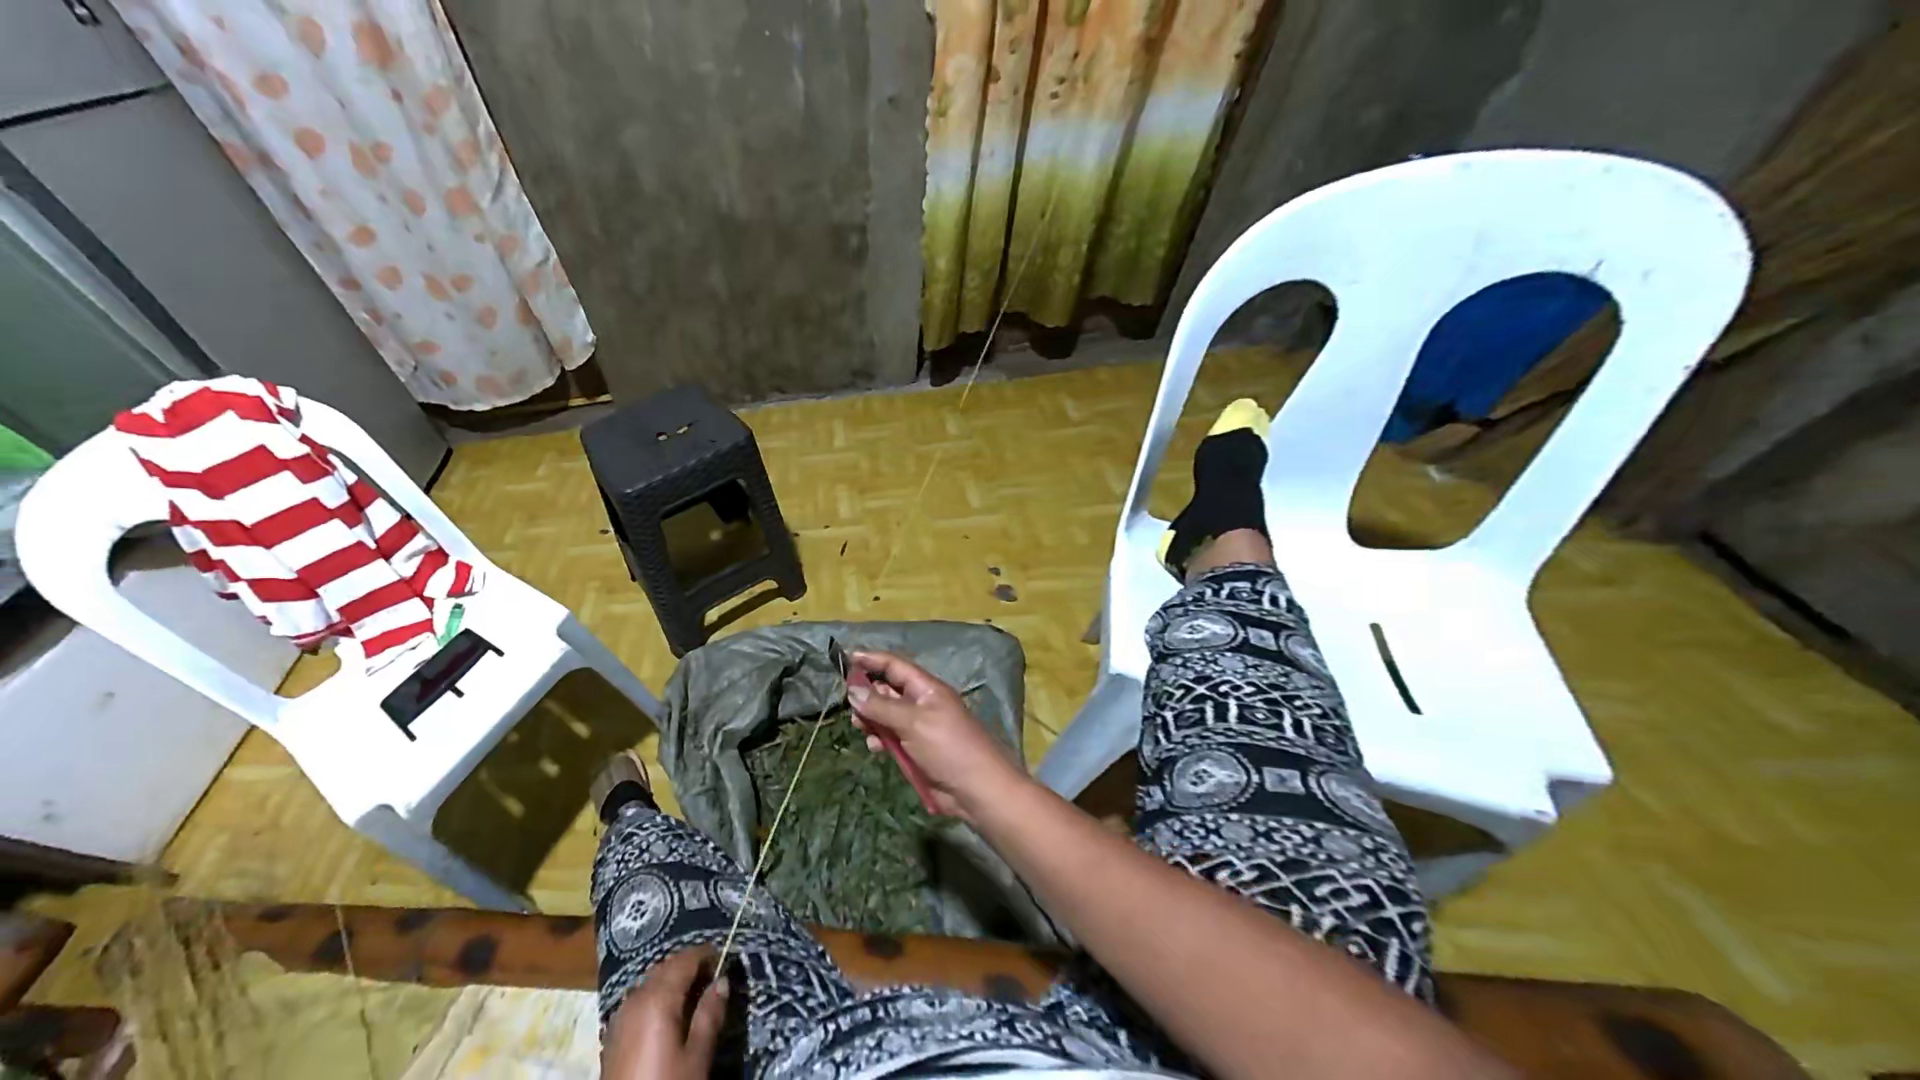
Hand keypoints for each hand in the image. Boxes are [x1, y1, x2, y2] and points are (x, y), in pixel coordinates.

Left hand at [601, 947, 728, 1079]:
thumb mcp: (696, 1057)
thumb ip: (710, 1014)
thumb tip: (722, 980)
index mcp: (658, 998)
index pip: (685, 959)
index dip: (707, 955)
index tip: (726, 960)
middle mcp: (636, 998)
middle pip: (666, 966)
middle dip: (690, 965)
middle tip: (713, 978)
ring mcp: (620, 1015)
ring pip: (651, 981)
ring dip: (673, 980)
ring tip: (694, 996)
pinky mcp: (613, 1033)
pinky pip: (639, 999)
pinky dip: (656, 996)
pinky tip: (668, 1015)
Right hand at [846, 649, 1030, 822]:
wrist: (976, 789)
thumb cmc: (948, 747)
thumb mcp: (913, 722)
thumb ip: (881, 706)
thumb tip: (853, 690)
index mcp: (926, 688)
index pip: (895, 666)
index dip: (872, 660)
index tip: (846, 658)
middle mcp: (921, 703)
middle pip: (887, 690)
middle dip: (867, 694)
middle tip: (850, 705)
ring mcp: (919, 728)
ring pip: (886, 716)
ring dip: (871, 719)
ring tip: (861, 727)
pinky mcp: (916, 750)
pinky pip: (891, 738)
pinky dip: (880, 739)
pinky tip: (875, 747)